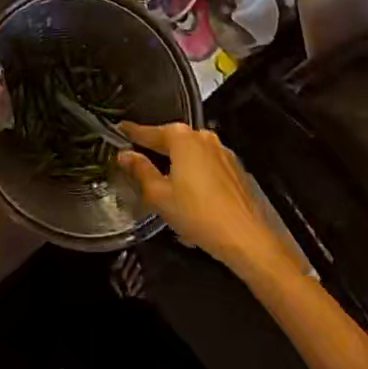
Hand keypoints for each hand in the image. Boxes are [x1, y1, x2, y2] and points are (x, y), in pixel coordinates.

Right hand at [118, 122, 293, 277]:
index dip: (131, 133)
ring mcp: (223, 153)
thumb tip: (124, 155)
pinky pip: (206, 166)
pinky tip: (191, 197)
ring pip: (191, 154)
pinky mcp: (236, 170)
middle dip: (156, 151)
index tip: (119, 129)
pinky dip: (195, 175)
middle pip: (172, 141)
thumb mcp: (159, 195)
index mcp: (182, 138)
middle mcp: (203, 137)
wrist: (248, 238)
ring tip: (165, 185)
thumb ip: (139, 170)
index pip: (149, 132)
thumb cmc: (198, 213)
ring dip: (177, 165)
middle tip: (139, 163)